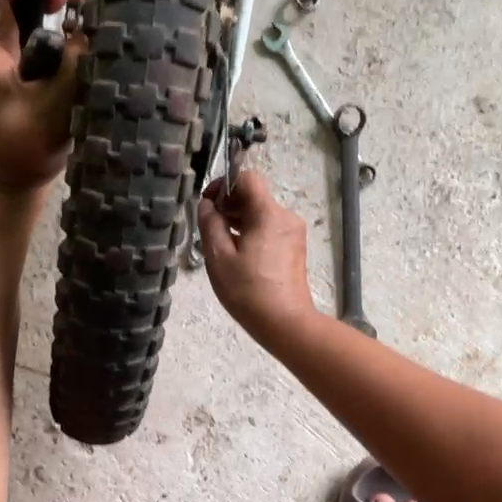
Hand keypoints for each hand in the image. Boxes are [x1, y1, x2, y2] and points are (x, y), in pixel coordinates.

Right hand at [197, 170, 319, 340]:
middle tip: (210, 227)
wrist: (285, 323)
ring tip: (221, 245)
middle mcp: (286, 217)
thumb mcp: (218, 258)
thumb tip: (207, 205)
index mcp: (268, 214)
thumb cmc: (248, 291)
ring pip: (262, 214)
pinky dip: (252, 234)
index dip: (224, 184)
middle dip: (230, 206)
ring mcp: (293, 234)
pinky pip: (270, 230)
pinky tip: (239, 257)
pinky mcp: (295, 249)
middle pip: (255, 197)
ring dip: (240, 221)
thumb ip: (210, 225)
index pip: (247, 178)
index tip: (209, 204)